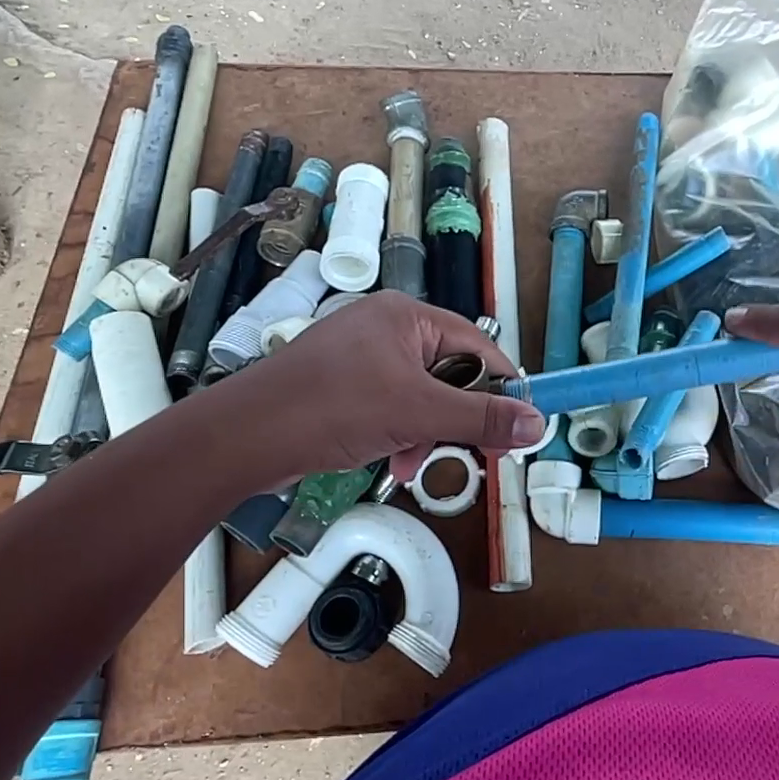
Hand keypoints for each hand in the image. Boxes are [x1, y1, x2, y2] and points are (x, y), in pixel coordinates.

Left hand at [191, 291, 545, 485]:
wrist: (241, 439)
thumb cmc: (331, 408)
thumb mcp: (417, 412)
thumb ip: (480, 417)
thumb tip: (537, 423)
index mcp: (407, 317)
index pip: (478, 347)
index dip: (502, 388)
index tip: (517, 427)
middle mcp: (387, 329)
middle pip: (451, 374)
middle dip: (457, 417)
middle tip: (474, 453)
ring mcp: (362, 358)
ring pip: (423, 396)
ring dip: (428, 433)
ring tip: (413, 462)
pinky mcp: (343, 386)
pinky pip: (393, 407)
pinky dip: (400, 434)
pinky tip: (392, 460)